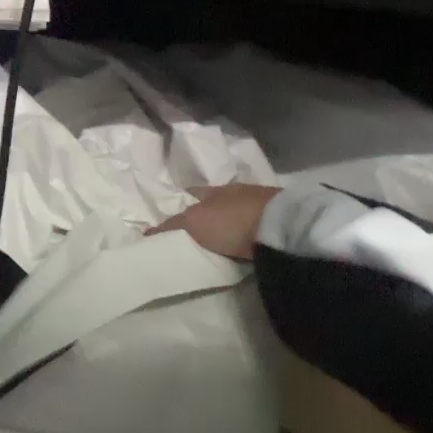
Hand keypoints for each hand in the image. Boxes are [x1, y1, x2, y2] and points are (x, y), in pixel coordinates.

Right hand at [146, 184, 281, 260]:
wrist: (285, 229)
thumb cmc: (231, 220)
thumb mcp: (192, 224)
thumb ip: (170, 228)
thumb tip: (144, 232)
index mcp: (214, 190)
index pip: (194, 193)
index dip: (185, 202)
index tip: (180, 214)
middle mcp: (239, 192)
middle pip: (220, 202)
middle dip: (213, 212)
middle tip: (204, 230)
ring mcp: (266, 204)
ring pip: (244, 211)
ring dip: (238, 222)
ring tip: (230, 240)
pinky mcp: (288, 220)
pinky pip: (265, 224)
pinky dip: (257, 232)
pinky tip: (255, 243)